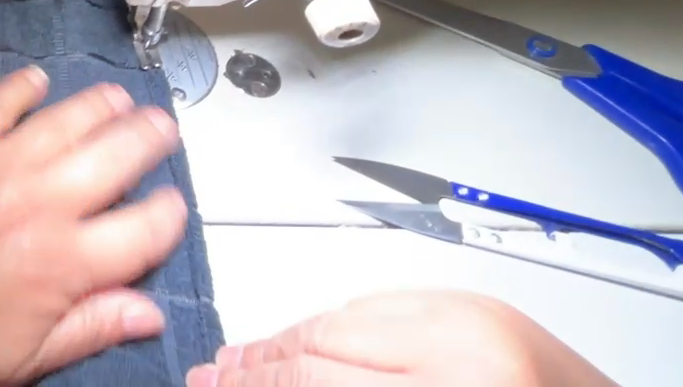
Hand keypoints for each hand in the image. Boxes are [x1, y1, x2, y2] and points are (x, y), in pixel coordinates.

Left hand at [0, 66, 188, 386]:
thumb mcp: (23, 360)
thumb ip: (91, 327)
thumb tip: (151, 309)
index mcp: (64, 264)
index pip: (144, 230)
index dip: (168, 214)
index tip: (173, 204)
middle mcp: (41, 202)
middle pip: (116, 156)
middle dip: (148, 138)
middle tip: (162, 124)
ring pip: (65, 119)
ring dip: (98, 104)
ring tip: (117, 95)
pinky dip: (21, 87)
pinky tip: (36, 79)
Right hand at [187, 291, 618, 386]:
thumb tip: (269, 382)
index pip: (315, 380)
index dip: (256, 385)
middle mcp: (464, 351)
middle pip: (317, 345)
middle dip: (256, 366)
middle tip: (212, 377)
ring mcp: (468, 317)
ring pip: (336, 318)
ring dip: (280, 343)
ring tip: (239, 362)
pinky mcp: (470, 304)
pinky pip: (371, 307)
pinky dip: (327, 329)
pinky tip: (296, 344)